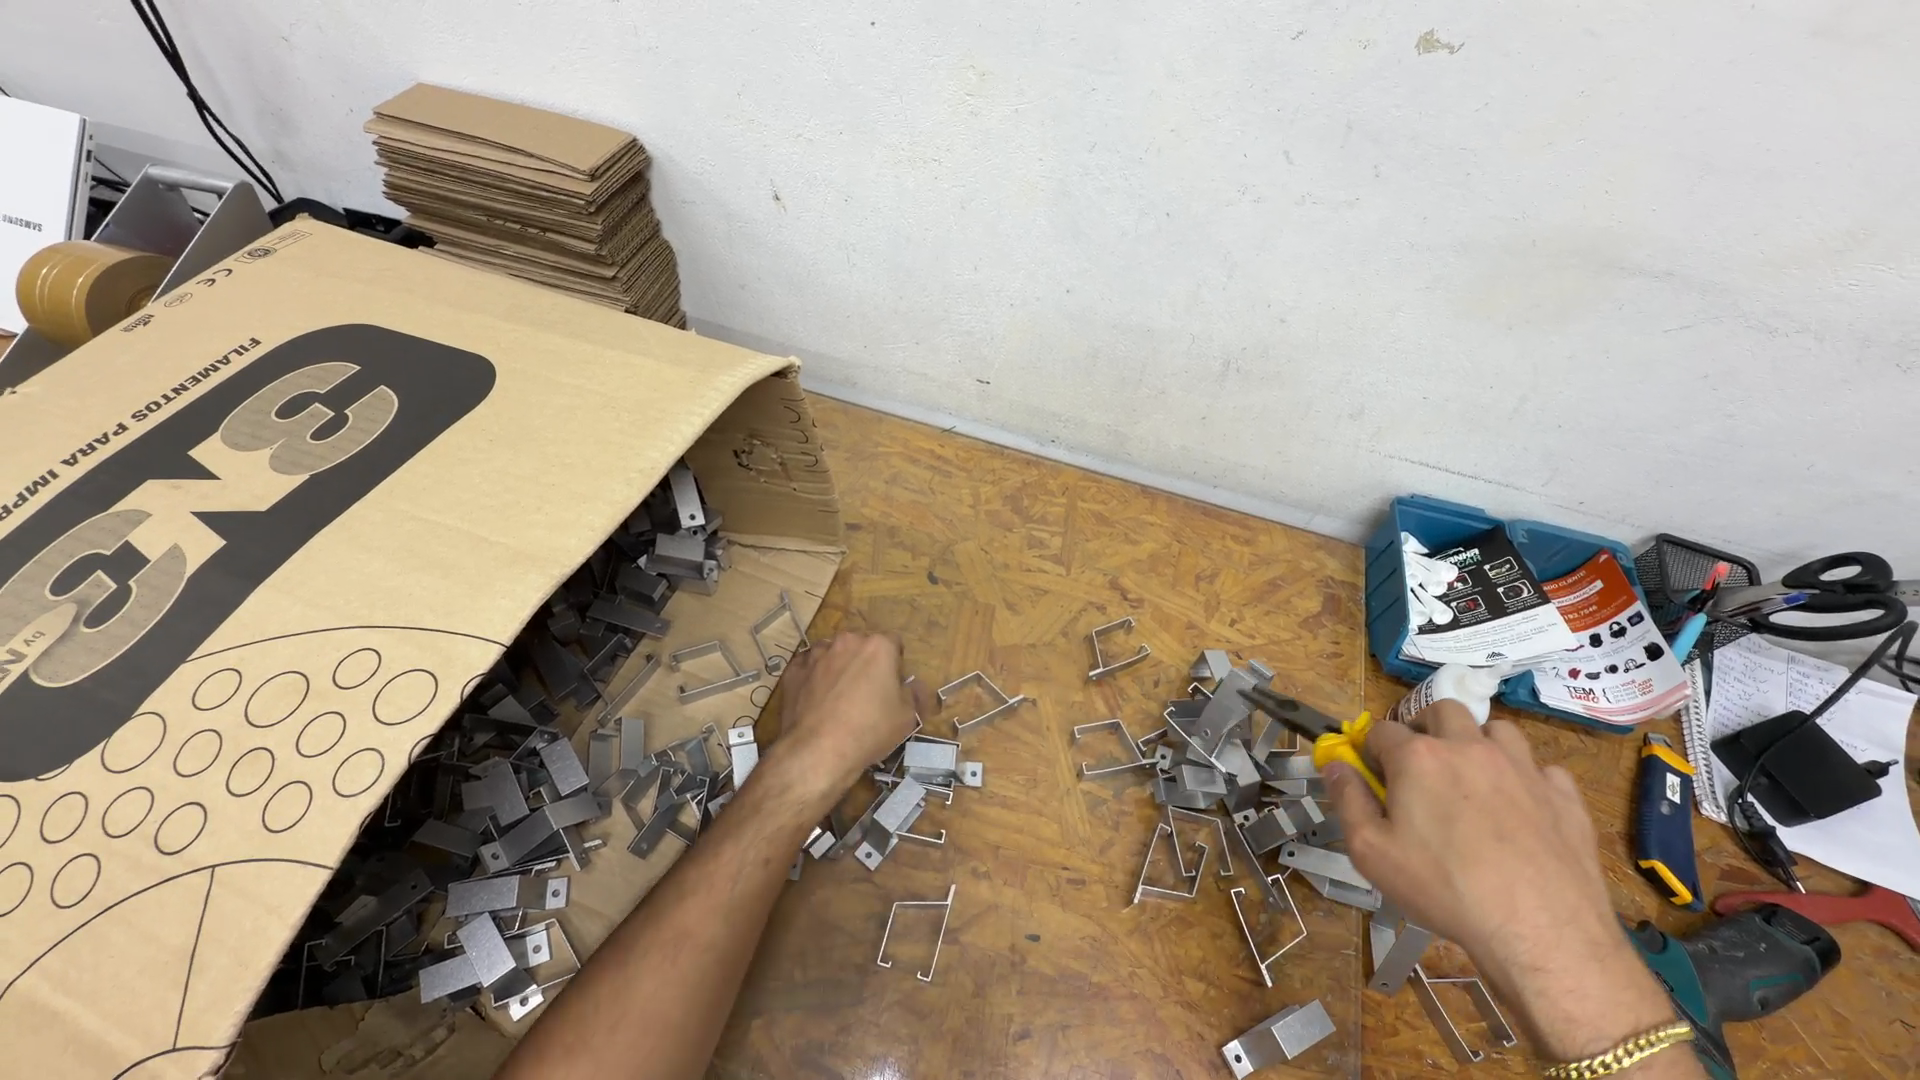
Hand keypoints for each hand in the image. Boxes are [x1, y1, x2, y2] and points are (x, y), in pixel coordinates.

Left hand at [762, 632, 924, 799]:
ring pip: (833, 654)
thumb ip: (912, 693)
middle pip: (861, 646)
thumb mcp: (906, 716)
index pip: (893, 643)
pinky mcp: (793, 670)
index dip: (895, 663)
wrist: (818, 751)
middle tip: (867, 692)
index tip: (892, 684)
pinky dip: (813, 678)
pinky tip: (817, 701)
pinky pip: (808, 668)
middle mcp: (846, 642)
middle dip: (865, 662)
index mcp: (877, 646)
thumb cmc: (869, 730)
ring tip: (839, 698)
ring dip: (838, 667)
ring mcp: (816, 654)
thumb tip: (913, 686)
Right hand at [1325, 701, 1683, 1061]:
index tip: (1375, 777)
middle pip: (1443, 710)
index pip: (1382, 730)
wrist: (1540, 931)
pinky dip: (1526, 779)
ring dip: (1479, 742)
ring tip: (1472, 778)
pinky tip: (1521, 809)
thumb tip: (1334, 764)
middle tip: (1421, 765)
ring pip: (1497, 729)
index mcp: (1418, 758)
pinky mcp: (1564, 796)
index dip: (1372, 751)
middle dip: (1426, 727)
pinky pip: (1542, 769)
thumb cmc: (1443, 889)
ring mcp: (1523, 769)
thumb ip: (1347, 800)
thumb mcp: (1370, 852)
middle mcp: (1470, 748)